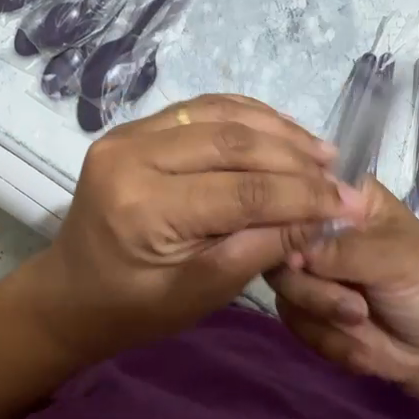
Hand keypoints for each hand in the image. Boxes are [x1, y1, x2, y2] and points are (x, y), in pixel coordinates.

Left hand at [17, 95, 366, 361]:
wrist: (70, 292)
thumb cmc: (133, 309)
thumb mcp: (199, 295)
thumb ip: (259, 249)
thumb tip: (324, 217)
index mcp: (142, 206)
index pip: (239, 191)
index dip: (300, 195)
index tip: (348, 203)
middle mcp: (131, 155)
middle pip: (231, 142)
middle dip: (293, 158)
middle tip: (340, 174)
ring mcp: (128, 133)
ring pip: (219, 114)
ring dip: (275, 129)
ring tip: (320, 150)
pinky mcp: (133, 127)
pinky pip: (199, 108)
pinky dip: (245, 115)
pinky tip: (279, 130)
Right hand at [267, 178, 418, 404]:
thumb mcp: (397, 261)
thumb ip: (345, 250)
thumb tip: (292, 252)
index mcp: (344, 197)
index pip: (299, 186)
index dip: (291, 211)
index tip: (302, 246)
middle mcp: (318, 227)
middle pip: (279, 239)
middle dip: (310, 281)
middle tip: (352, 304)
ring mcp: (309, 268)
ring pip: (282, 283)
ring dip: (322, 310)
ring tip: (362, 318)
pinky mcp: (305, 307)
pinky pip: (292, 317)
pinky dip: (327, 335)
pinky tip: (358, 337)